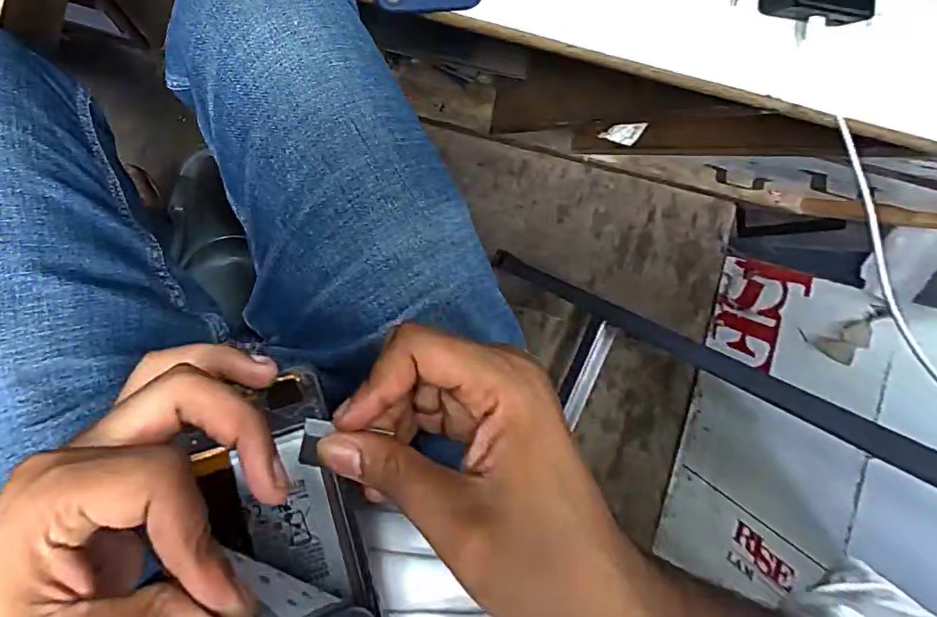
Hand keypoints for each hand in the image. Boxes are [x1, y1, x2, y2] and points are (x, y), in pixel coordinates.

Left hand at [0, 345, 286, 616]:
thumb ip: (156, 616)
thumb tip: (236, 604)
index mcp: (52, 488)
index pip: (156, 477)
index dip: (198, 535)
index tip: (223, 598)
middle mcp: (72, 449)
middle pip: (168, 390)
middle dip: (233, 419)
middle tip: (273, 477)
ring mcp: (88, 445)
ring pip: (162, 372)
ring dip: (220, 368)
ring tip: (266, 378)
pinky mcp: (106, 457)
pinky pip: (159, 399)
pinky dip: (204, 385)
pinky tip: (234, 388)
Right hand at [319, 324, 751, 616]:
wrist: (604, 606)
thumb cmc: (545, 566)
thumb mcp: (457, 521)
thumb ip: (390, 471)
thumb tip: (333, 444)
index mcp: (505, 382)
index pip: (418, 346)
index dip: (376, 383)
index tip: (349, 428)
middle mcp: (504, 374)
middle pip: (418, 362)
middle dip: (382, 406)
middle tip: (355, 454)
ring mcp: (502, 393)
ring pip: (423, 384)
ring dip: (393, 423)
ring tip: (372, 470)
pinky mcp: (496, 416)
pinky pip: (439, 407)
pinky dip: (412, 434)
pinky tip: (394, 469)